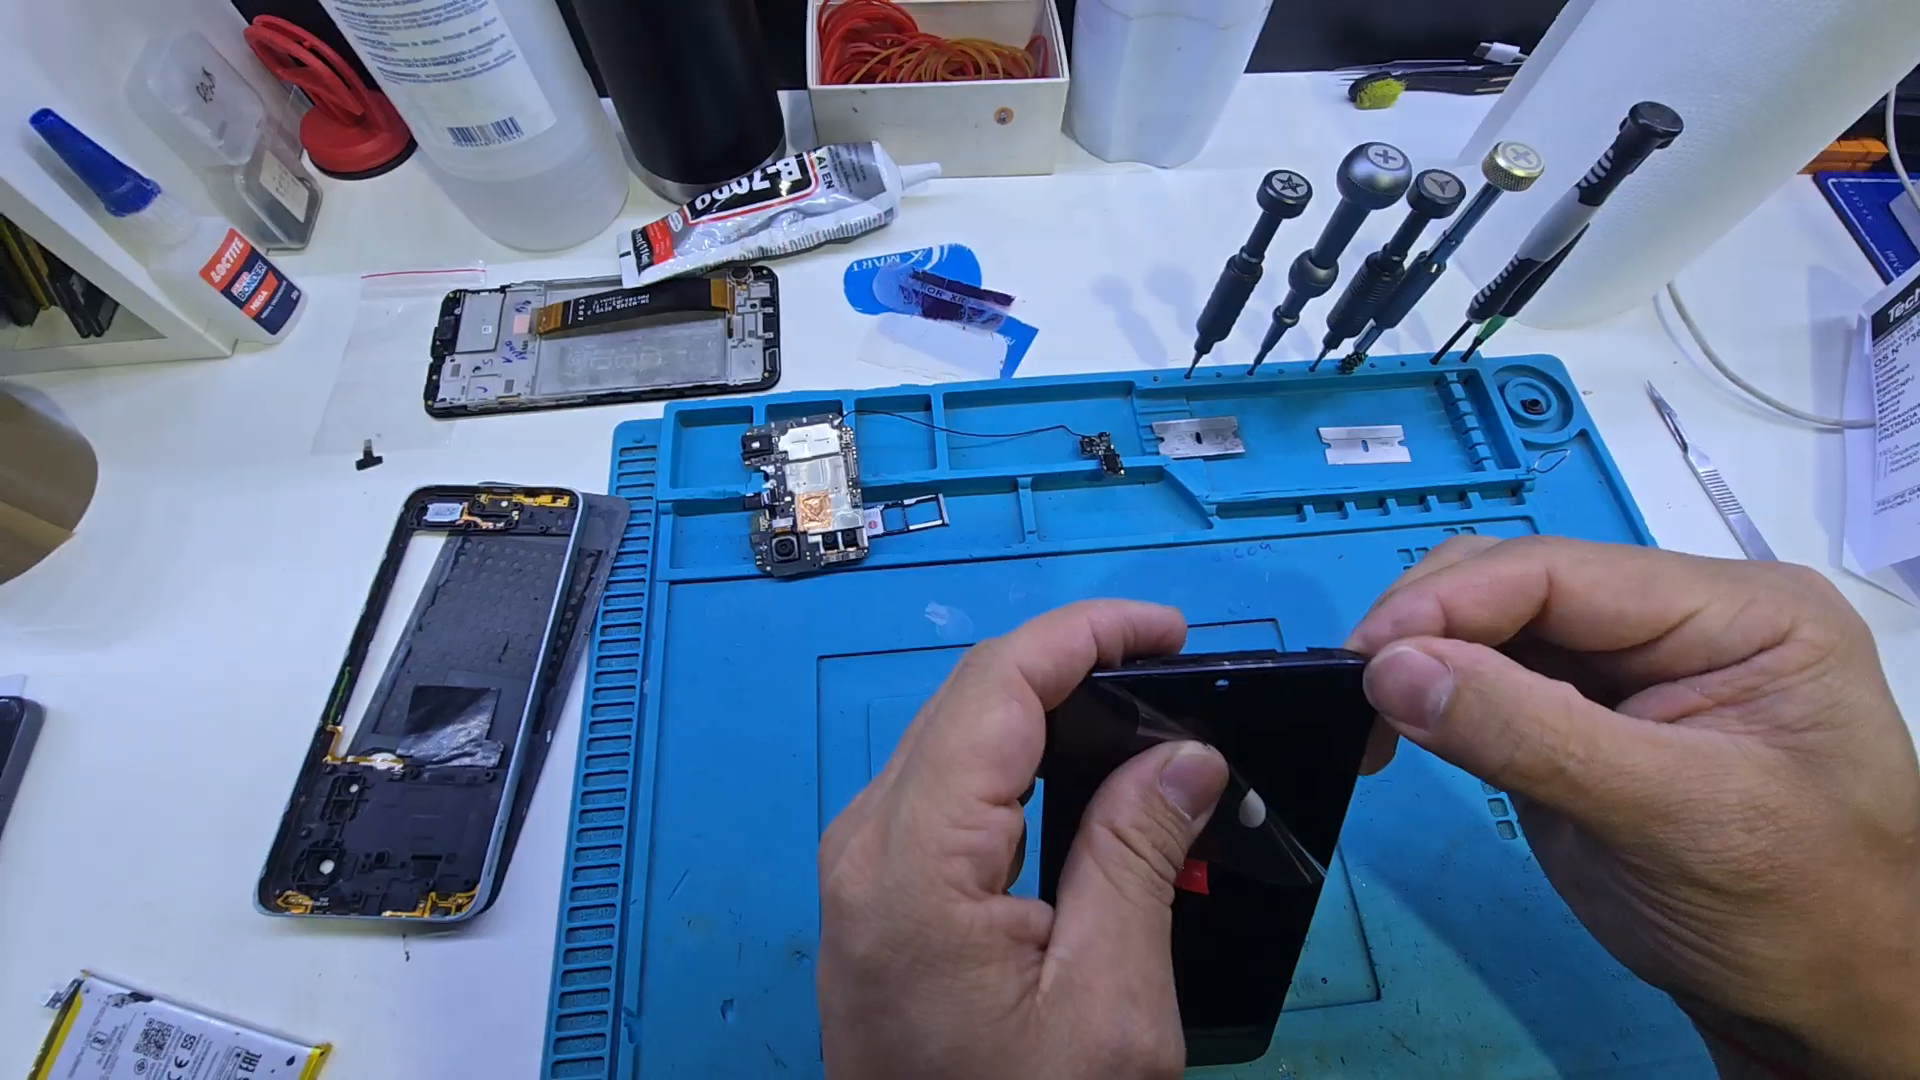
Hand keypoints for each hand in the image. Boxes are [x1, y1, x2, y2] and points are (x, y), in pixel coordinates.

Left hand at [818, 601, 1228, 1079]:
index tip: (1166, 628)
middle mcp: (869, 833)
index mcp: (912, 856)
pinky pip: (952, 776)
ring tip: (1135, 703)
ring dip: (1046, 701)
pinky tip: (1078, 759)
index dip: (1082, 634)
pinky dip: (1019, 749)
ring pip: (960, 728)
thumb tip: (1184, 754)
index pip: (995, 686)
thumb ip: (1137, 857)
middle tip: (1165, 669)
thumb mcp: (1107, 1008)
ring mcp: (866, 853)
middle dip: (1070, 662)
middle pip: (972, 697)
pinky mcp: (880, 875)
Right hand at [1347, 536, 1919, 1078]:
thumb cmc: (1791, 915)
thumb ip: (1524, 733)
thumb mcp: (1670, 819)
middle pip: (1500, 578)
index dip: (1443, 603)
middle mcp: (1663, 612)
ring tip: (1372, 720)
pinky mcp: (1558, 697)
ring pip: (1470, 616)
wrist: (1810, 1004)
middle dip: (1418, 627)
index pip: (1552, 570)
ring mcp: (1608, 654)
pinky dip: (1417, 690)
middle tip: (1360, 694)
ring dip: (1408, 659)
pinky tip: (1397, 725)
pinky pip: (1466, 665)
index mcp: (1731, 610)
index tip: (1363, 660)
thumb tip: (1387, 670)